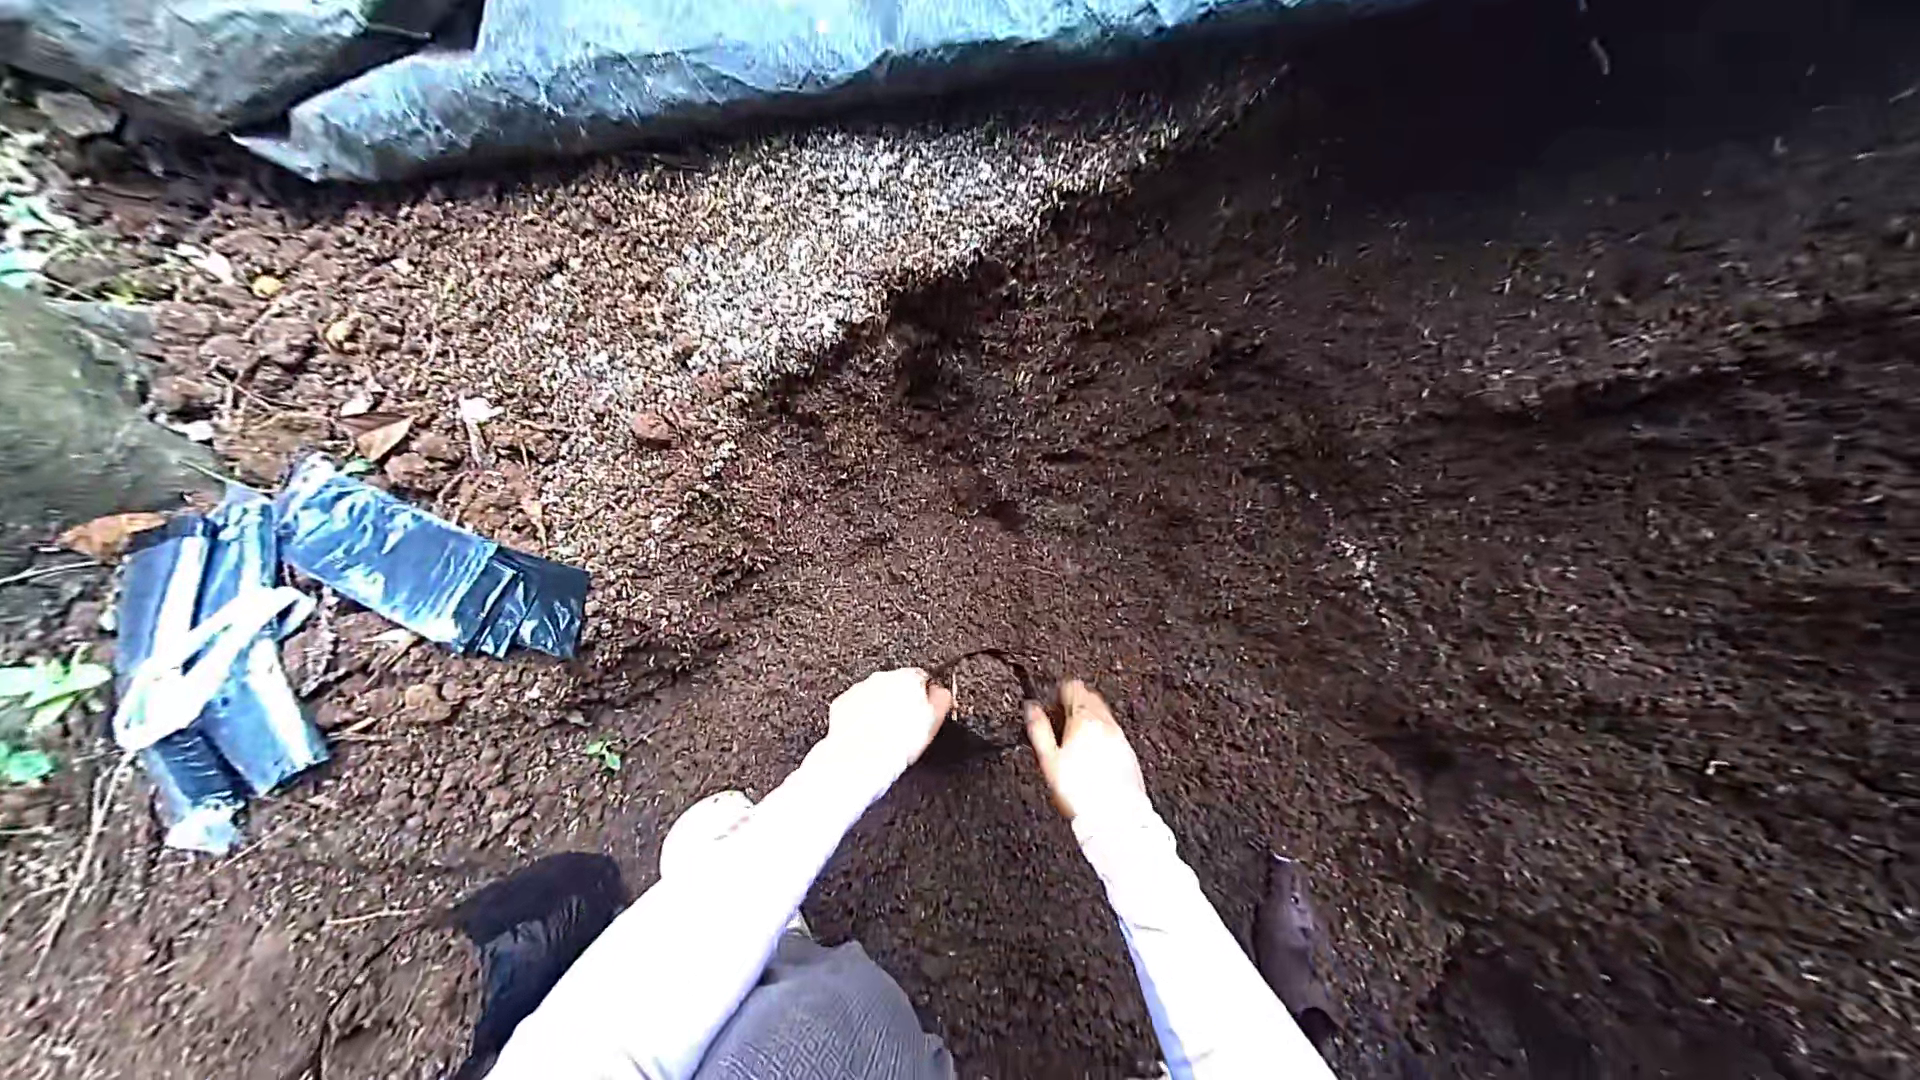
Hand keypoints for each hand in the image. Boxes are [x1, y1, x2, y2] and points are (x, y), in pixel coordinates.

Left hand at [825, 667, 953, 774]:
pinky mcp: (842, 704)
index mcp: (908, 678)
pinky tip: (867, 735)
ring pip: (874, 695)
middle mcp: (882, 678)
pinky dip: (861, 718)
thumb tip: (942, 693)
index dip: (924, 697)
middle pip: (896, 685)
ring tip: (885, 735)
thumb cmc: (899, 744)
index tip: (923, 711)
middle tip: (904, 726)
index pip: (921, 678)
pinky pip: (855, 707)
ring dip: (880, 709)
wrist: (863, 759)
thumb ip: (941, 700)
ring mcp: (860, 690)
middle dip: (900, 701)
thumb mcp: (934, 721)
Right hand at [1026, 679, 1148, 820]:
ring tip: (1076, 735)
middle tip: (1063, 715)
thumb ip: (1039, 729)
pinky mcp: (1128, 752)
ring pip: (1103, 714)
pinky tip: (1093, 751)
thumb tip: (1031, 708)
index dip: (1061, 691)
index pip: (1074, 688)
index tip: (1054, 701)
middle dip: (1076, 701)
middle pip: (1090, 697)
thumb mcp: (1048, 760)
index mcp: (1083, 719)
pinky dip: (1101, 733)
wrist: (1114, 817)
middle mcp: (1104, 723)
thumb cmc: (1079, 792)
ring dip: (1090, 716)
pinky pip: (1112, 731)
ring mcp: (1118, 737)